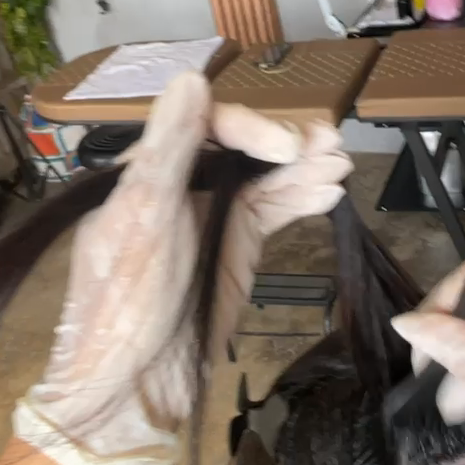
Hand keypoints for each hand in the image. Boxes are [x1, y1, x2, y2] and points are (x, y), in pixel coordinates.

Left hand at [15, 73, 351, 464]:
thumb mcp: (140, 219)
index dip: (251, 127)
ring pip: (267, 179)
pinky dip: (302, 199)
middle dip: (288, 145)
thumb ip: (168, 148)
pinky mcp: (238, 246)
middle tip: (332, 143)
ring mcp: (214, 217)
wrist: (132, 386)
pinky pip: (275, 211)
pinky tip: (329, 191)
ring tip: (342, 164)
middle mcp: (185, 185)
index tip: (286, 147)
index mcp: (150, 170)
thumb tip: (193, 78)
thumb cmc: (123, 302)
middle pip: (245, 148)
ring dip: (305, 169)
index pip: (207, 124)